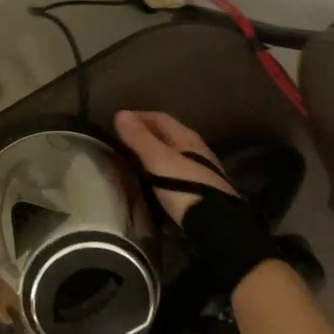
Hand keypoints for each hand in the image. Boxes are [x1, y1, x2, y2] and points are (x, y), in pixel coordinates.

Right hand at [114, 109, 237, 223]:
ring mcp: (201, 166)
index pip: (159, 117)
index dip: (139, 116)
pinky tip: (155, 175)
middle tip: (124, 139)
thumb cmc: (183, 186)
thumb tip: (121, 113)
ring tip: (136, 157)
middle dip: (146, 132)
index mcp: (185, 136)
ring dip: (154, 149)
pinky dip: (162, 165)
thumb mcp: (157, 160)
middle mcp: (196, 147)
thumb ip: (139, 138)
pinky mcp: (202, 185)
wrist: (214, 220)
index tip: (119, 122)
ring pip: (173, 150)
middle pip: (168, 133)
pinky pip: (177, 166)